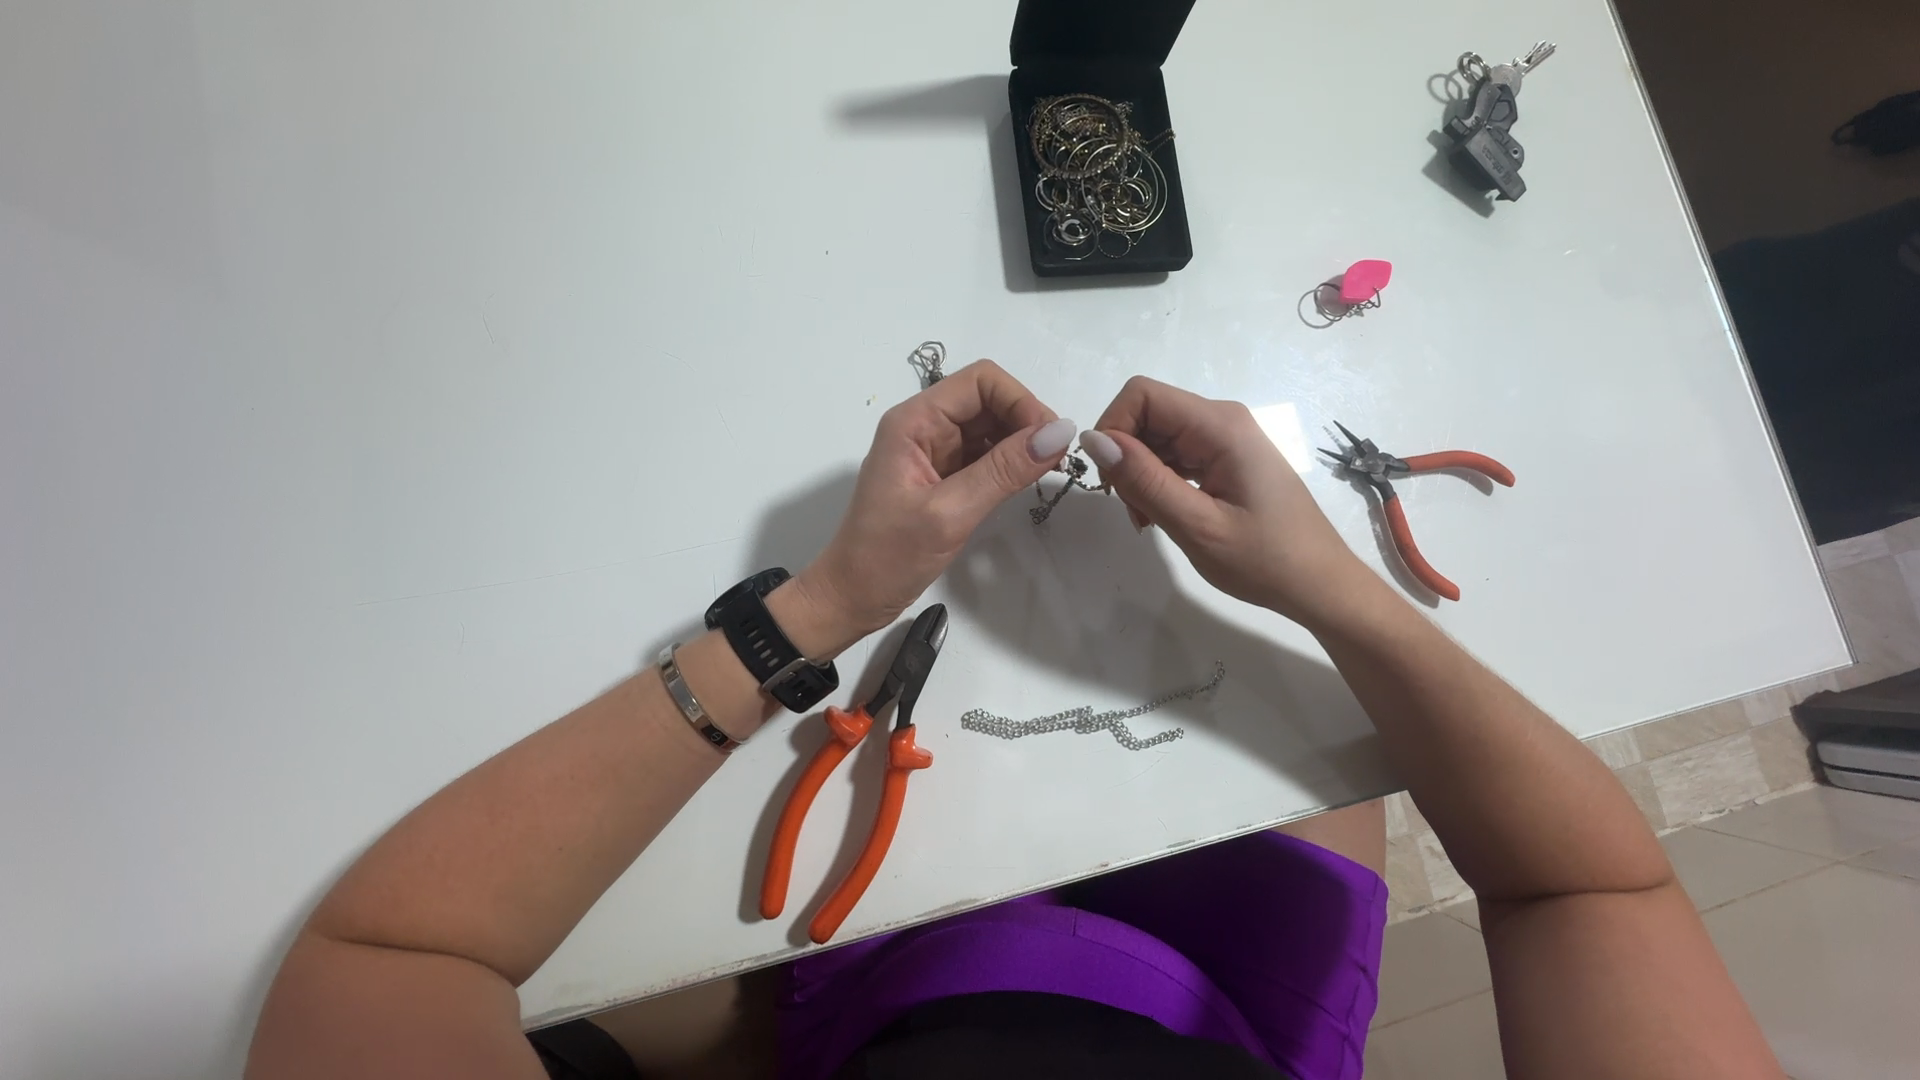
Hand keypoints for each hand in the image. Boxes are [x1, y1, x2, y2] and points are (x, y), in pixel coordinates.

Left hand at [781, 361, 1075, 654]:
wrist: (851, 598)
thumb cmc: (887, 557)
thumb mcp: (950, 513)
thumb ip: (1004, 470)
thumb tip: (1061, 432)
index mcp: (914, 422)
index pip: (980, 381)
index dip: (1020, 401)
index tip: (1048, 440)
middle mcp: (924, 428)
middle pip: (988, 400)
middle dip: (1025, 421)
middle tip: (1055, 460)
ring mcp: (933, 453)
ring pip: (990, 428)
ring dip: (1021, 444)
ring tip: (1046, 472)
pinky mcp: (943, 478)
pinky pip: (984, 456)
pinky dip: (1009, 464)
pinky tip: (1024, 483)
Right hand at [1080, 376, 1372, 626]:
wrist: (1318, 585)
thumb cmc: (1264, 560)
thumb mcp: (1197, 525)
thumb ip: (1144, 480)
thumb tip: (1093, 439)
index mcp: (1220, 426)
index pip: (1142, 395)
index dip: (1114, 428)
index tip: (1111, 480)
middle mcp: (1221, 420)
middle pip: (1147, 415)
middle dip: (1125, 457)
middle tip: (1134, 510)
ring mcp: (1224, 439)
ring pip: (1155, 438)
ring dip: (1139, 475)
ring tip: (1150, 521)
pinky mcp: (1223, 458)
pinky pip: (1173, 455)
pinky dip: (1156, 482)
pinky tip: (1164, 516)